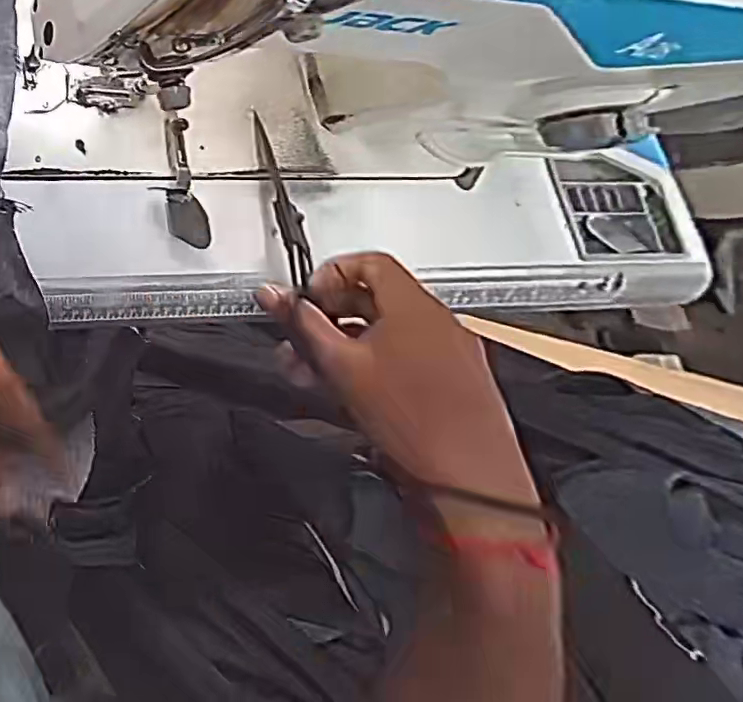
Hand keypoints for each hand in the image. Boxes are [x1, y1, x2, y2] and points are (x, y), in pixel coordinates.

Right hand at [257, 253, 542, 535]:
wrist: (468, 479)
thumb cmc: (415, 421)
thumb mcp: (337, 362)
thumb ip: (301, 322)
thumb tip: (274, 295)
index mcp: (416, 309)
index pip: (369, 263)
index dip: (330, 274)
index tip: (308, 299)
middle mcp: (439, 324)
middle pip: (372, 296)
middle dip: (328, 314)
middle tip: (302, 333)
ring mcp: (449, 352)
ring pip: (382, 328)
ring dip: (341, 341)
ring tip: (313, 367)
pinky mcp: (450, 378)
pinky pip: (400, 353)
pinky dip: (367, 360)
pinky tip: (342, 385)